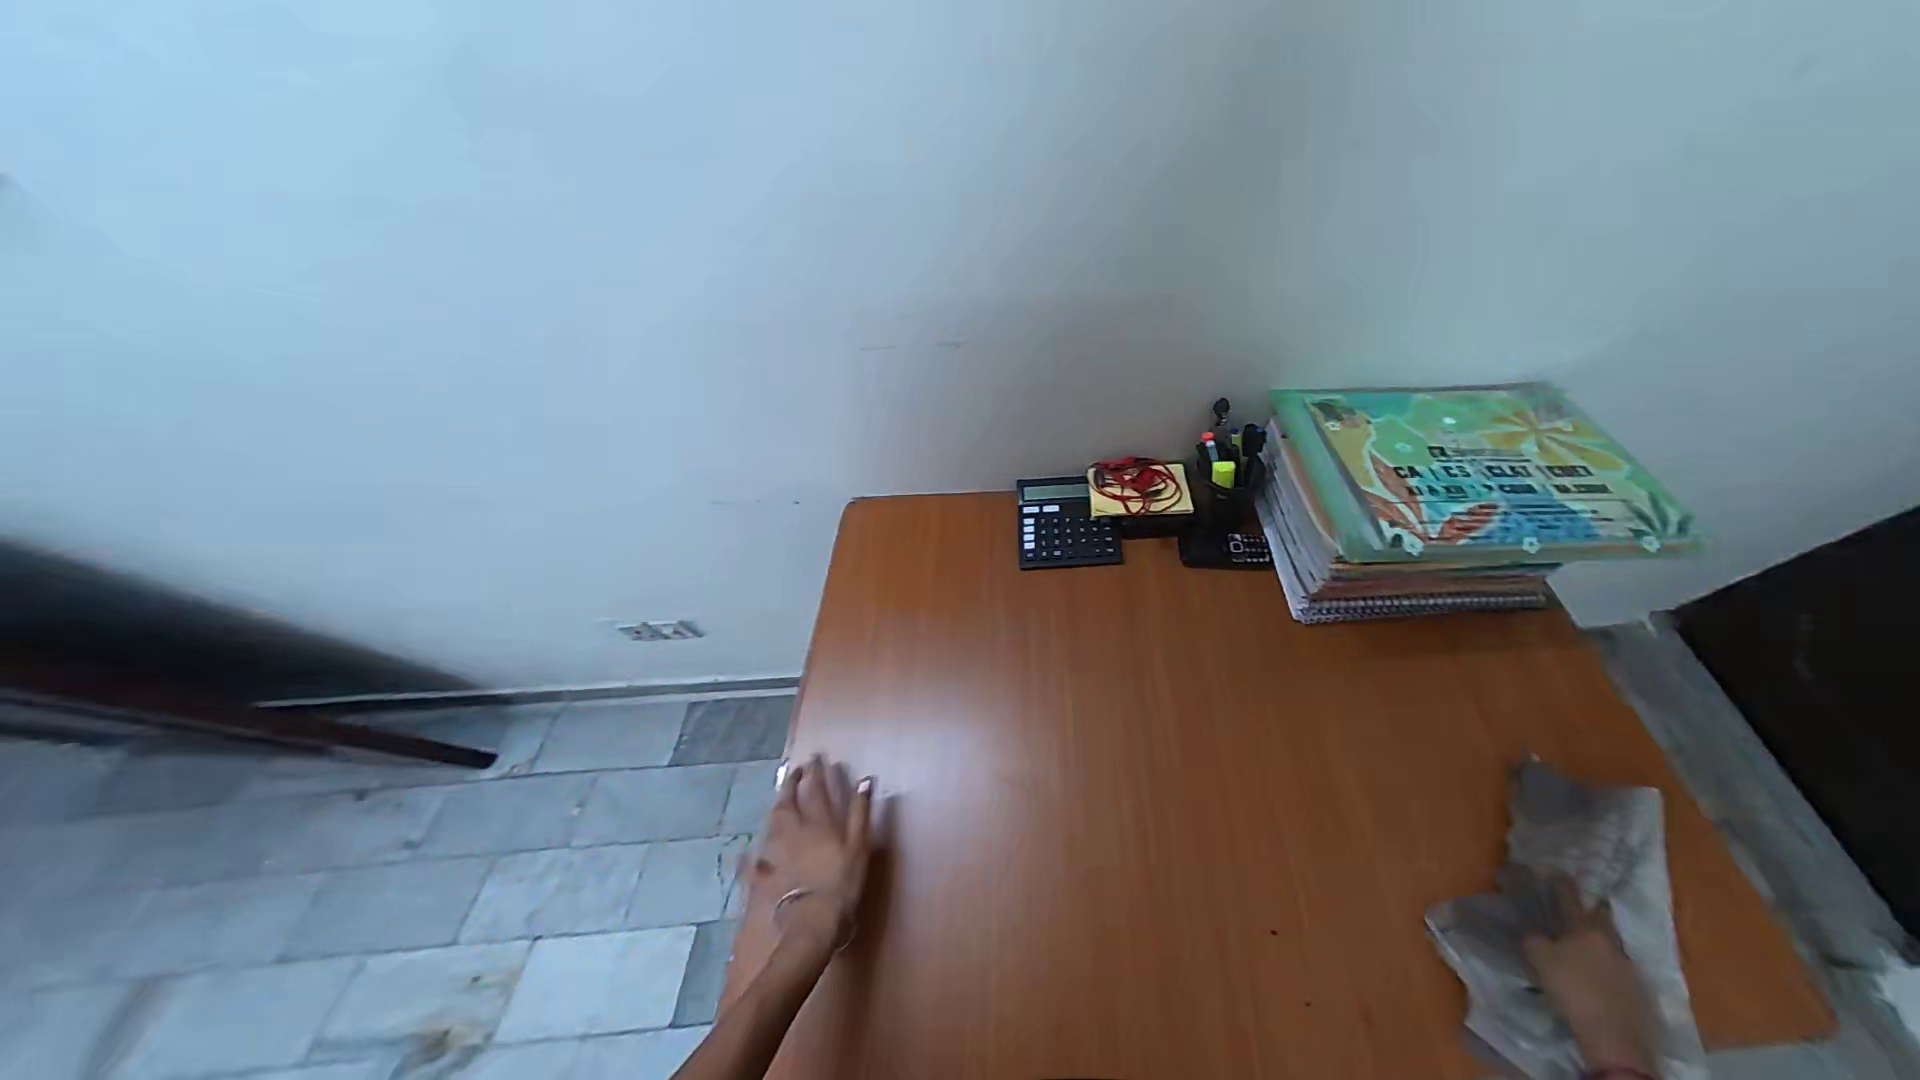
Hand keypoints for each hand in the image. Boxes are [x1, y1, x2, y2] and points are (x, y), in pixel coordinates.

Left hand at [751, 754, 873, 947]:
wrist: (815, 919)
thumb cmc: (843, 880)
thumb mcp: (861, 844)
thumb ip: (861, 812)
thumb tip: (865, 780)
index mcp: (819, 824)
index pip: (816, 790)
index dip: (816, 772)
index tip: (815, 757)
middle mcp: (795, 834)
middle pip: (789, 804)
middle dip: (791, 784)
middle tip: (794, 770)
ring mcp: (779, 856)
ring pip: (772, 827)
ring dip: (775, 810)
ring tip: (778, 800)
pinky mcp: (770, 880)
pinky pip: (756, 869)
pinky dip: (749, 861)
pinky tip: (743, 855)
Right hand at [1523, 877, 1660, 1075]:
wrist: (1615, 1038)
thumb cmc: (1572, 989)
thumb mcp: (1538, 958)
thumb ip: (1534, 938)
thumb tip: (1535, 932)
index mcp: (1588, 930)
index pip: (1573, 899)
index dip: (1562, 884)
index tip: (1555, 870)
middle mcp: (1613, 944)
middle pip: (1601, 922)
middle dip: (1590, 913)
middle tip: (1575, 910)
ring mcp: (1632, 970)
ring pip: (1612, 948)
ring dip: (1598, 944)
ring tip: (1582, 948)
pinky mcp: (1642, 994)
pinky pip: (1619, 971)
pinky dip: (1607, 968)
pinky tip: (1597, 976)